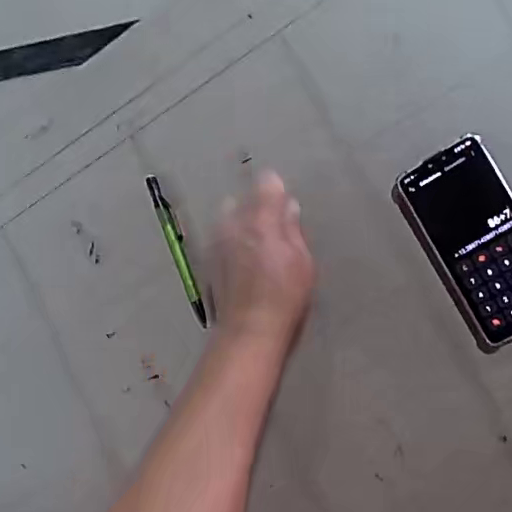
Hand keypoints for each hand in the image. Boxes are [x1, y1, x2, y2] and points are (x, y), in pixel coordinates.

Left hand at [213, 171, 314, 346]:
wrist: (248, 329)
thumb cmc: (284, 297)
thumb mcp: (302, 262)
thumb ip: (293, 229)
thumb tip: (288, 207)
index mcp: (261, 220)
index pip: (266, 183)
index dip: (277, 191)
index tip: (285, 207)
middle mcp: (233, 223)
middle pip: (243, 199)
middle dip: (257, 207)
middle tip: (274, 230)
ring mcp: (216, 240)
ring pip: (228, 216)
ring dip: (242, 224)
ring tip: (258, 248)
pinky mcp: (208, 257)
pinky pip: (221, 237)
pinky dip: (232, 241)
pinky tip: (243, 263)